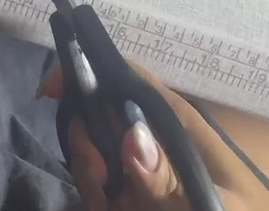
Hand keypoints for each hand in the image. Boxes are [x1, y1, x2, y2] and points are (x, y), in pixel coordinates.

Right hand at [43, 63, 268, 210]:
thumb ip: (171, 177)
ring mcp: (140, 169)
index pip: (125, 76)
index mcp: (176, 122)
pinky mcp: (131, 195)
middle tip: (101, 180)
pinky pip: (97, 188)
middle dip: (85, 143)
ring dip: (90, 179)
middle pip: (97, 114)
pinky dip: (95, 198)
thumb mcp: (218, 205)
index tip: (50, 90)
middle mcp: (153, 138)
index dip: (85, 71)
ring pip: (91, 154)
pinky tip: (109, 207)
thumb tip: (131, 133)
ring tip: (108, 204)